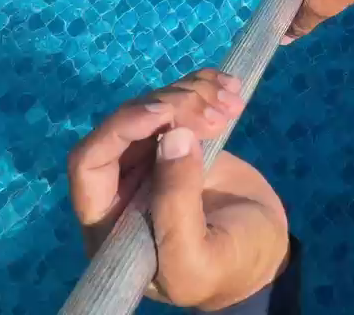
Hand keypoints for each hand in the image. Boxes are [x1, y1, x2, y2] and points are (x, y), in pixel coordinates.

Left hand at [67, 69, 289, 309]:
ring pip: (158, 103)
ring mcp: (155, 156)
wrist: (264, 251)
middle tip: (216, 116)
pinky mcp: (185, 136)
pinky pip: (185, 97)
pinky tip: (233, 89)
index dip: (120, 128)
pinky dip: (207, 84)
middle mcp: (126, 182)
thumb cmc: (226, 269)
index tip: (163, 112)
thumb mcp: (197, 260)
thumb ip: (176, 208)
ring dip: (195, 93)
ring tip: (232, 105)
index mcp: (111, 220)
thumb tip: (173, 135)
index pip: (89, 162)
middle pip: (130, 124)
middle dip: (171, 107)